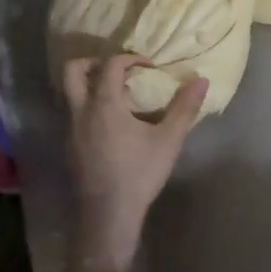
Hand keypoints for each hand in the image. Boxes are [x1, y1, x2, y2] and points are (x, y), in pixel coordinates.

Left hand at [61, 55, 206, 270]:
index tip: (148, 67)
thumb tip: (202, 80)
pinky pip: (72, 115)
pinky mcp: (69, 147)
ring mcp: (70, 130)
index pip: (110, 65)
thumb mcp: (168, 140)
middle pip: (72, 70)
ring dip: (88, 86)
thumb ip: (184, 108)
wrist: (107, 213)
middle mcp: (80, 111)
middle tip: (117, 70)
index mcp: (104, 104)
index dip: (129, 58)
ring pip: (69, 94)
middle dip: (92, 62)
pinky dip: (87, 108)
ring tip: (115, 97)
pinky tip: (109, 126)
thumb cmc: (139, 173)